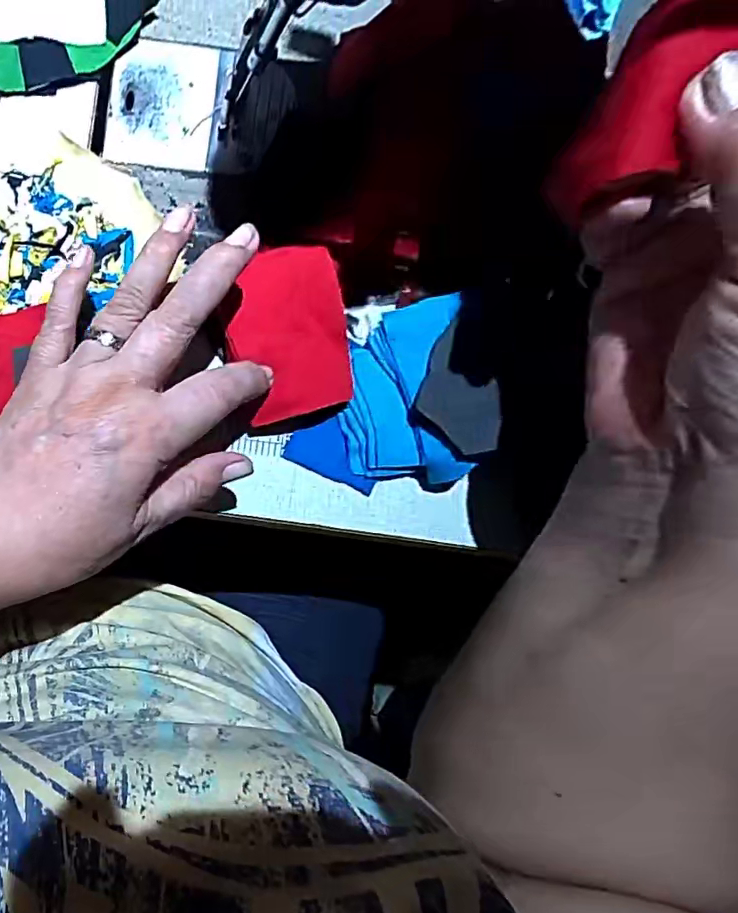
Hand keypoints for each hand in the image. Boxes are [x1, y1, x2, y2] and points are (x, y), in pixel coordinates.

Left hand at [0, 208, 271, 615]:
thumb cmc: (57, 543)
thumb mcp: (132, 529)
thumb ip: (186, 491)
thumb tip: (240, 462)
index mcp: (148, 433)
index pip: (219, 392)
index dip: (250, 382)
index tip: (262, 380)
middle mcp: (114, 391)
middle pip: (177, 323)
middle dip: (216, 276)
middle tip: (249, 234)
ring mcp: (69, 378)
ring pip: (121, 309)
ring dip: (153, 260)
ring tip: (182, 218)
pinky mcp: (32, 380)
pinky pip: (53, 325)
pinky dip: (67, 287)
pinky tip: (82, 253)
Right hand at [583, 53, 737, 462]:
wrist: (686, 452)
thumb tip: (716, 76)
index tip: (718, 44)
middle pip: (730, 132)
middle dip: (699, 109)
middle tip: (659, 89)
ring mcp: (706, 236)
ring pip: (672, 169)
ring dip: (640, 165)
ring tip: (622, 177)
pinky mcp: (633, 271)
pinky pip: (615, 222)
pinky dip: (602, 213)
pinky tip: (603, 216)